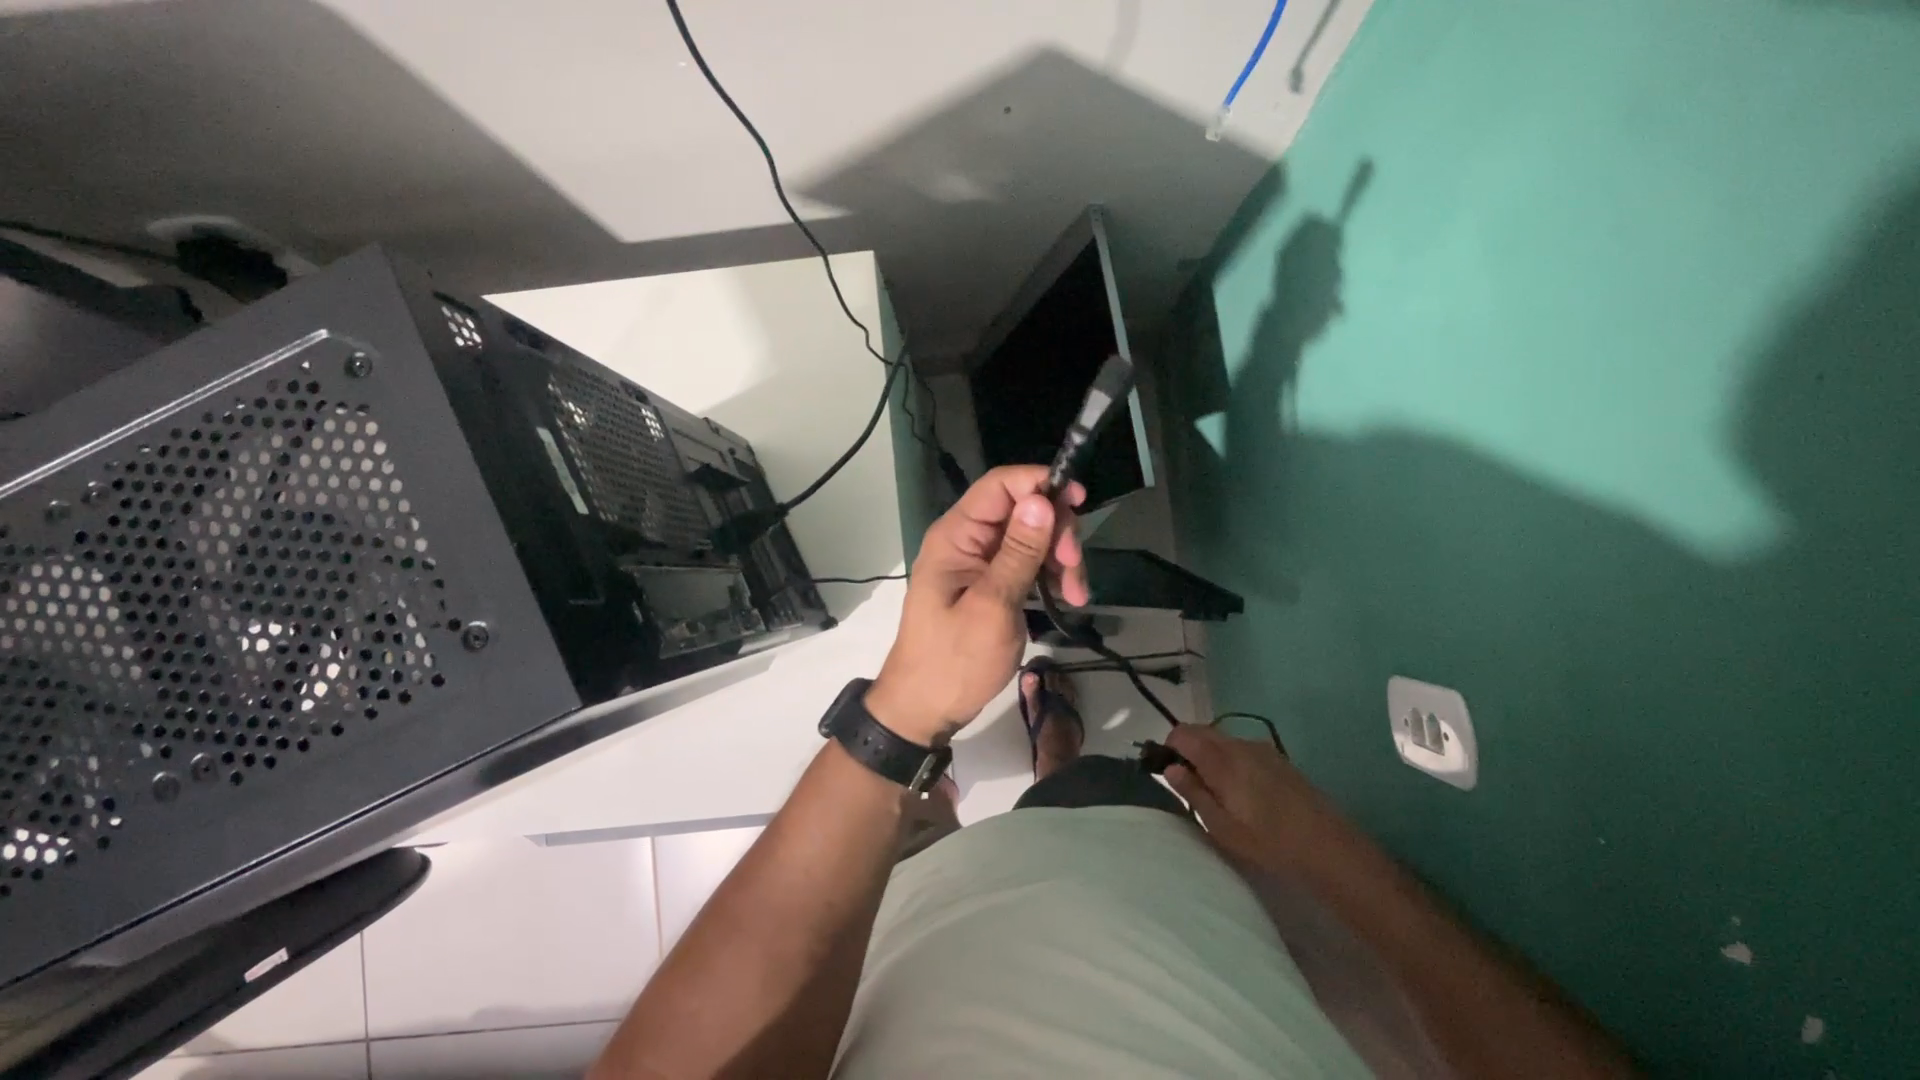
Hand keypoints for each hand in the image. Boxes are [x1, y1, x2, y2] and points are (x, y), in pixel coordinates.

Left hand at [865, 466, 1087, 744]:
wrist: (924, 709)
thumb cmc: (954, 661)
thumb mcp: (993, 605)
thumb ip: (1019, 552)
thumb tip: (1042, 499)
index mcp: (956, 536)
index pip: (1001, 485)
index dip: (1041, 484)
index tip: (1080, 502)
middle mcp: (966, 541)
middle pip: (1022, 510)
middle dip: (1056, 531)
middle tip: (1074, 568)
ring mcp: (978, 564)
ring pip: (1030, 538)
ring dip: (1059, 559)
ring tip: (1075, 595)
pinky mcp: (990, 585)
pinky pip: (1026, 565)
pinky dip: (1049, 577)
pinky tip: (1067, 600)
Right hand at [1162, 723, 1338, 874]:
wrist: (1327, 845)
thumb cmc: (1268, 841)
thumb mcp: (1221, 826)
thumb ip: (1193, 793)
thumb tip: (1171, 768)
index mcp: (1222, 760)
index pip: (1183, 733)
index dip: (1170, 747)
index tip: (1170, 772)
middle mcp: (1240, 745)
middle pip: (1202, 732)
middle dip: (1188, 749)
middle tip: (1190, 784)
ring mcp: (1262, 749)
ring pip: (1222, 740)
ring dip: (1210, 755)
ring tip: (1217, 792)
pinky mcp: (1278, 758)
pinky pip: (1242, 749)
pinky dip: (1231, 759)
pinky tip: (1243, 791)